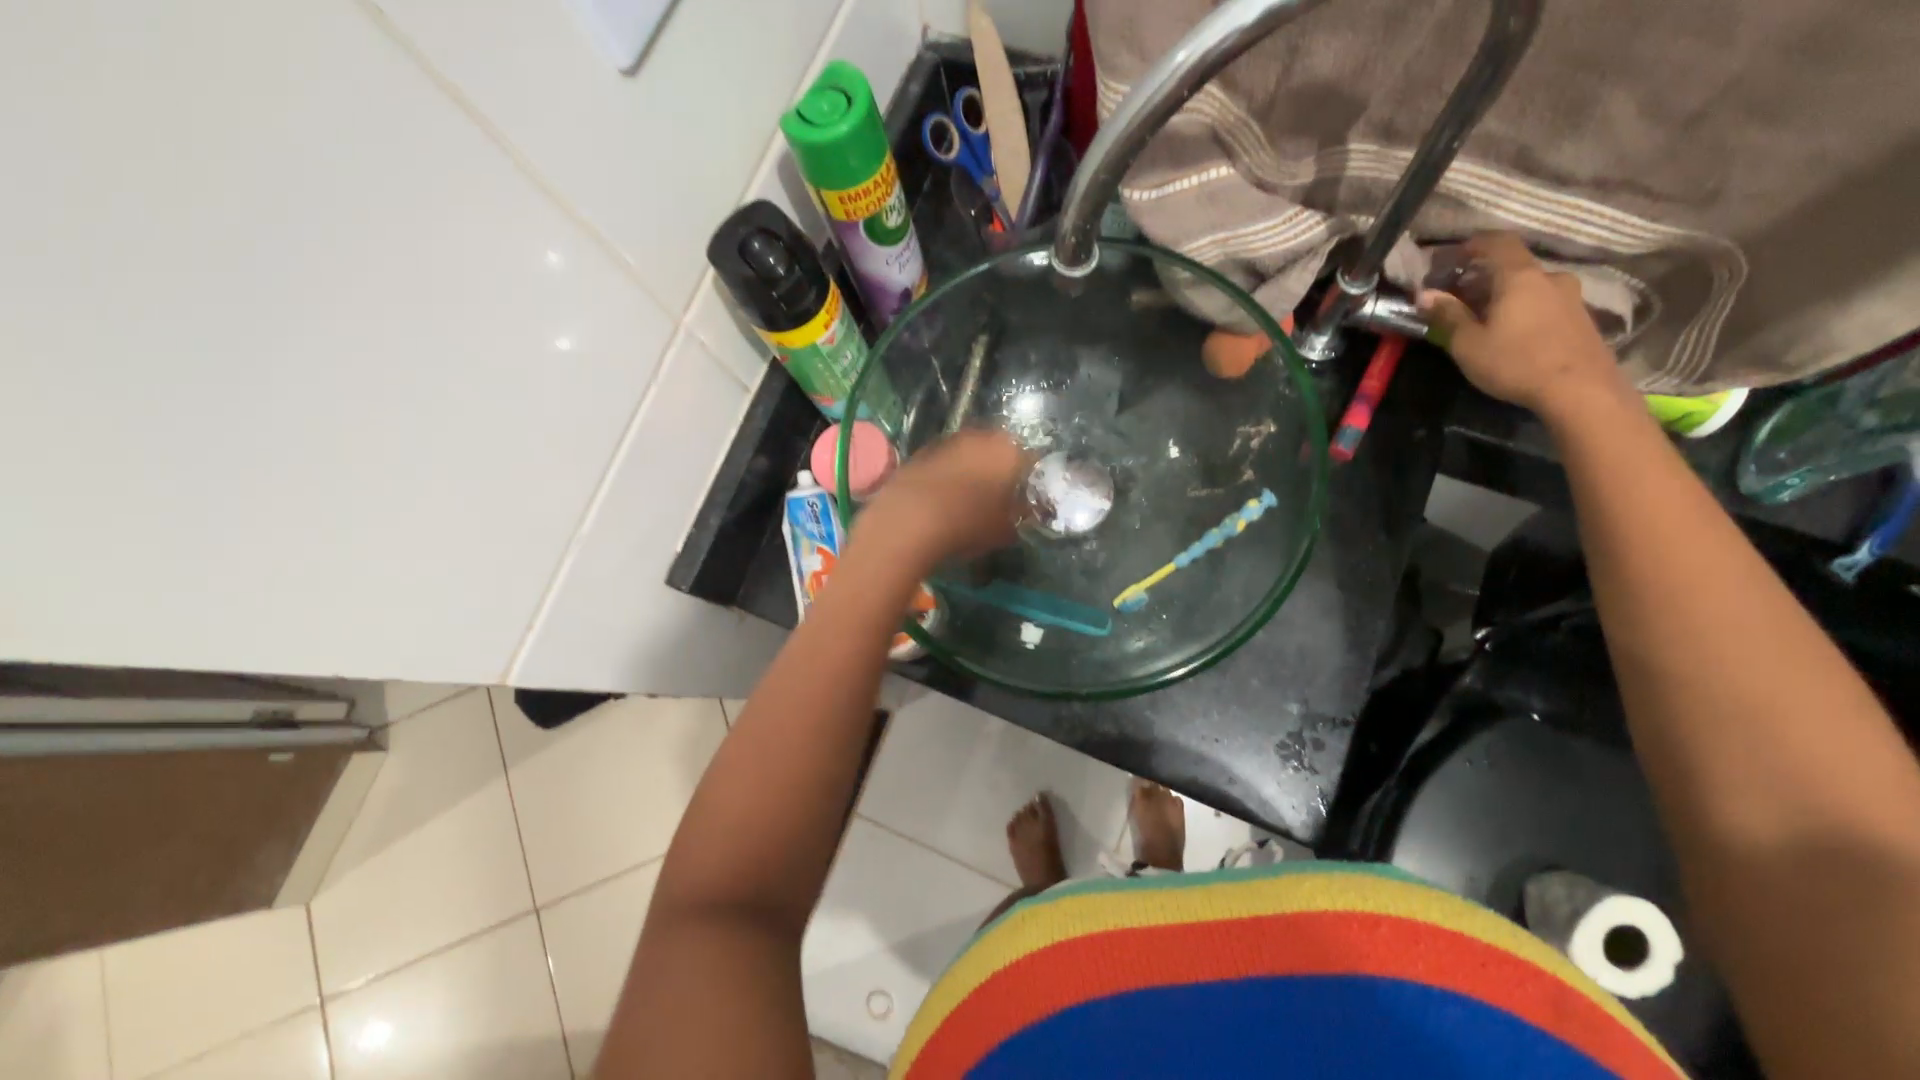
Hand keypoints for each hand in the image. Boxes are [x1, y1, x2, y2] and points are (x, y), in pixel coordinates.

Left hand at [852, 429, 1025, 567]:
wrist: (909, 519)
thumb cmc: (968, 523)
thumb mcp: (1004, 530)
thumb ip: (1018, 516)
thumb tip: (1020, 511)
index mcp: (1008, 451)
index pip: (1029, 459)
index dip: (1028, 479)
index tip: (1024, 497)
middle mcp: (981, 437)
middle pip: (997, 450)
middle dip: (998, 469)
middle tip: (997, 495)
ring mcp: (948, 441)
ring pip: (969, 453)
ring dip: (970, 469)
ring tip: (968, 497)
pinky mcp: (920, 452)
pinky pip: (943, 462)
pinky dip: (946, 474)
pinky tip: (942, 497)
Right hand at [1419, 233, 1632, 419]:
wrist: (1582, 390)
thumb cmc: (1517, 363)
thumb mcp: (1469, 344)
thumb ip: (1448, 316)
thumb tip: (1425, 295)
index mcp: (1520, 277)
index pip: (1499, 242)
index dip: (1475, 244)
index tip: (1454, 256)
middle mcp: (1549, 278)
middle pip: (1514, 266)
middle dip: (1485, 277)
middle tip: (1461, 297)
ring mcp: (1571, 297)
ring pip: (1530, 286)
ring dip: (1506, 295)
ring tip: (1485, 318)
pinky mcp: (1581, 317)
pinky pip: (1545, 302)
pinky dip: (1525, 307)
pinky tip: (1513, 332)